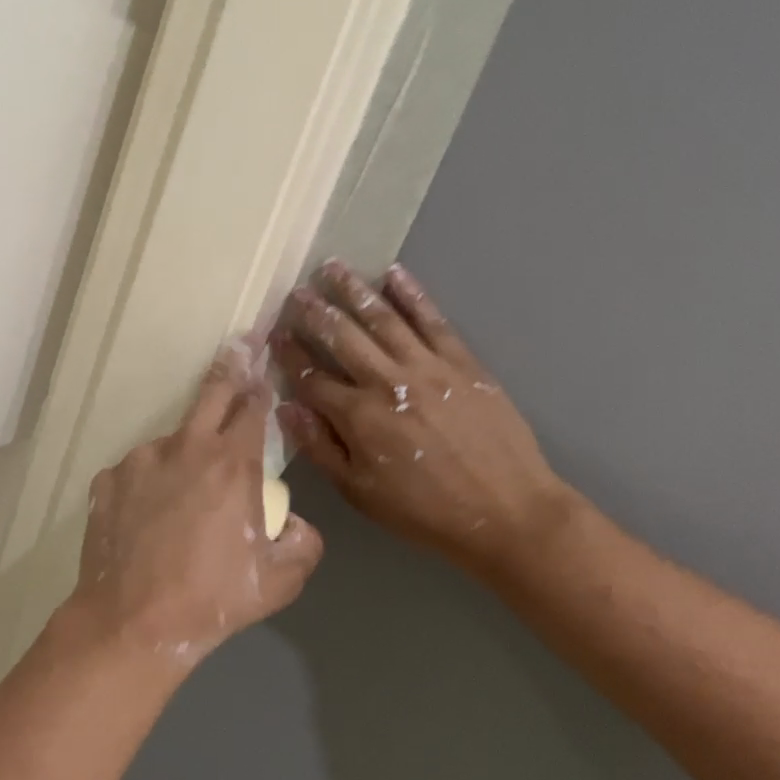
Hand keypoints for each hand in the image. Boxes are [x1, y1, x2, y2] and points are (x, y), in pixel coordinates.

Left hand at [64, 339, 324, 666]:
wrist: (133, 620)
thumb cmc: (213, 598)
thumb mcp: (279, 581)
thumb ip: (302, 543)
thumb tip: (293, 523)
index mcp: (232, 464)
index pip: (253, 408)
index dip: (262, 387)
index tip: (264, 369)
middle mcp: (185, 447)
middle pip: (212, 394)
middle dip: (230, 369)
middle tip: (238, 348)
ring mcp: (140, 460)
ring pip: (171, 443)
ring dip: (184, 453)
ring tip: (183, 498)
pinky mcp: (108, 479)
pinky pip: (137, 473)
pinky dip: (148, 484)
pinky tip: (148, 518)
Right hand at [271, 261, 576, 566]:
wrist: (507, 512)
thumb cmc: (426, 511)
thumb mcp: (360, 493)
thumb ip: (320, 448)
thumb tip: (286, 409)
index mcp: (358, 417)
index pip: (311, 376)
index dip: (289, 353)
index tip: (272, 333)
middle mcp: (387, 381)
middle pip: (342, 336)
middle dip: (315, 312)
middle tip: (296, 290)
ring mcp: (427, 366)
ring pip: (382, 318)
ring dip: (354, 290)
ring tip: (333, 267)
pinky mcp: (462, 362)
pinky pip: (432, 319)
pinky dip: (411, 294)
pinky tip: (394, 274)